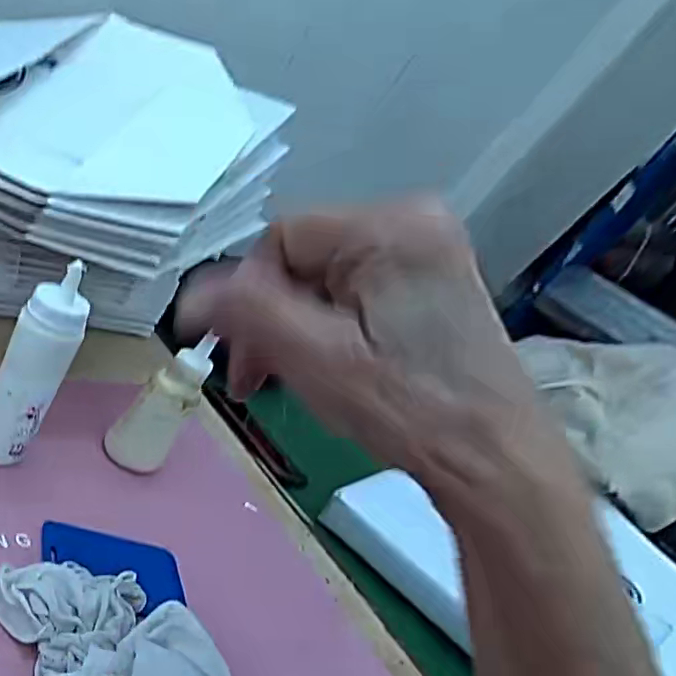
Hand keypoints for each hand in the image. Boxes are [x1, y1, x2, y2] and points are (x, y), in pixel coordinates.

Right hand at [178, 198, 575, 504]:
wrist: (485, 452)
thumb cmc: (402, 404)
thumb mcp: (311, 356)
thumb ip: (246, 313)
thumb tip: (190, 297)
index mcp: (388, 227)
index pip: (277, 240)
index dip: (243, 296)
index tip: (235, 354)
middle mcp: (411, 224)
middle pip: (296, 262)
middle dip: (263, 320)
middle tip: (252, 377)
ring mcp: (422, 255)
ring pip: (315, 284)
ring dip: (285, 332)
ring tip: (279, 380)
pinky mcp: (423, 288)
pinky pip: (343, 298)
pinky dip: (316, 334)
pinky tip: (316, 371)